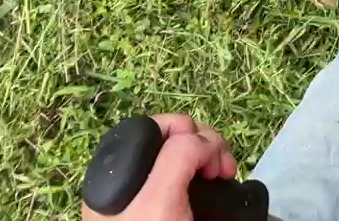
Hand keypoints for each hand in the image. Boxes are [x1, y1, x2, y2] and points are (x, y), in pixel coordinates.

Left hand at [81, 114, 237, 220]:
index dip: (188, 131)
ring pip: (185, 155)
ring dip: (212, 157)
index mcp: (114, 177)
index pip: (154, 128)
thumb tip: (202, 141)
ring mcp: (146, 200)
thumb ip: (178, 157)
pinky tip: (218, 185)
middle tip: (222, 169)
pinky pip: (188, 176)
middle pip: (173, 138)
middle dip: (206, 143)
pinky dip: (208, 173)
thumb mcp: (159, 201)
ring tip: (224, 176)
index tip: (209, 157)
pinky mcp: (163, 210)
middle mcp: (127, 184)